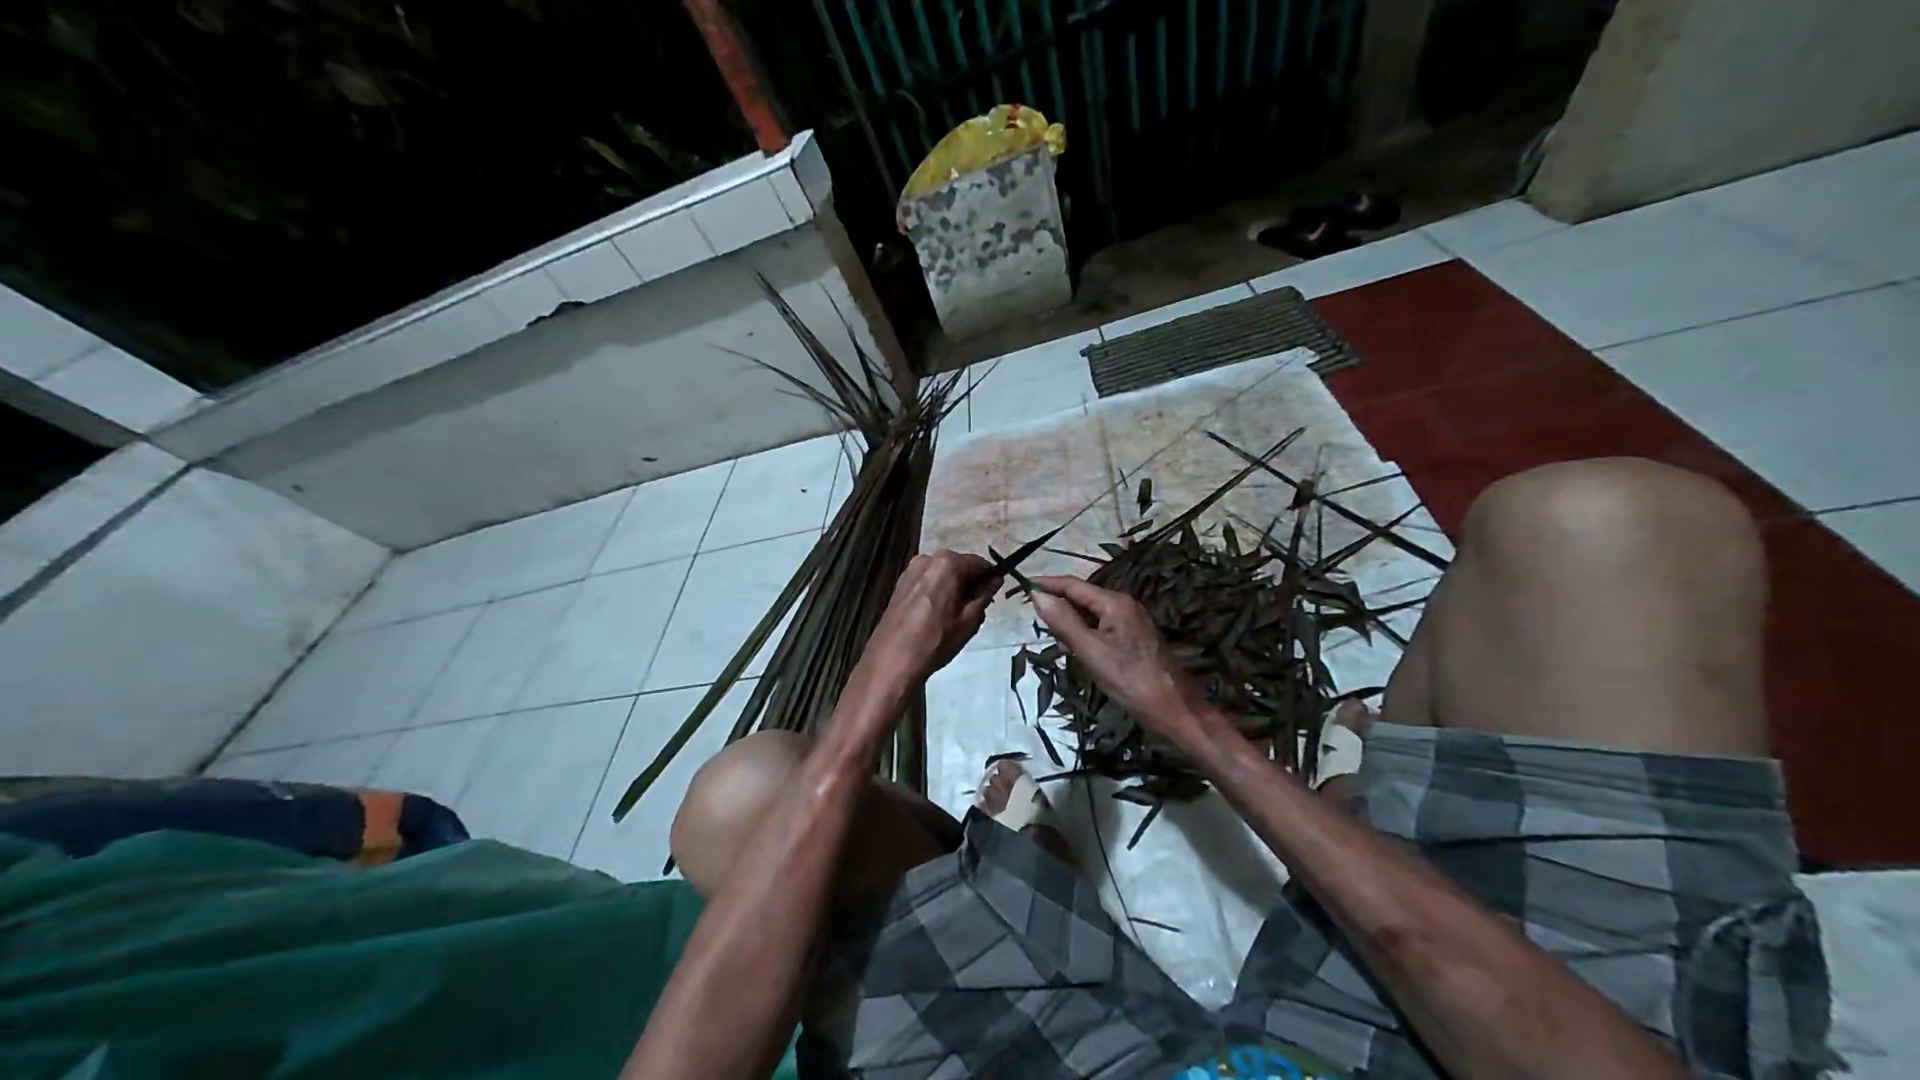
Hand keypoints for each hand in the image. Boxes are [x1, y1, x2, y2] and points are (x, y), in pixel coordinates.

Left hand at [863, 551, 999, 684]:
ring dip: (953, 587)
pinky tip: (938, 614)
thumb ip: (984, 595)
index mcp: (947, 563)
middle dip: (970, 582)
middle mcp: (927, 559)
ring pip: (942, 574)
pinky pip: (928, 581)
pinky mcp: (900, 584)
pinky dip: (938, 591)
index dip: (990, 577)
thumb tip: (995, 580)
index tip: (995, 594)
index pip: (979, 563)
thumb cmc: (936, 639)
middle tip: (977, 608)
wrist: (893, 659)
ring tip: (956, 615)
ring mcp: (910, 570)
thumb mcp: (969, 619)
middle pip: (959, 566)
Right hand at [1031, 576, 1218, 746]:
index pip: (1073, 585)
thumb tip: (1037, 594)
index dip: (1047, 585)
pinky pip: (1101, 627)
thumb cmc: (1129, 679)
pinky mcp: (1133, 638)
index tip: (1022, 587)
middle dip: (1059, 608)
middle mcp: (1124, 605)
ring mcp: (1131, 622)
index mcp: (1114, 602)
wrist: (1173, 707)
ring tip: (1060, 645)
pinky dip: (1085, 635)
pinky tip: (1078, 652)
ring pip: (1091, 614)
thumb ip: (1063, 621)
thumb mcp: (1090, 650)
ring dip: (1071, 624)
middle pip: (1082, 598)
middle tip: (1039, 625)